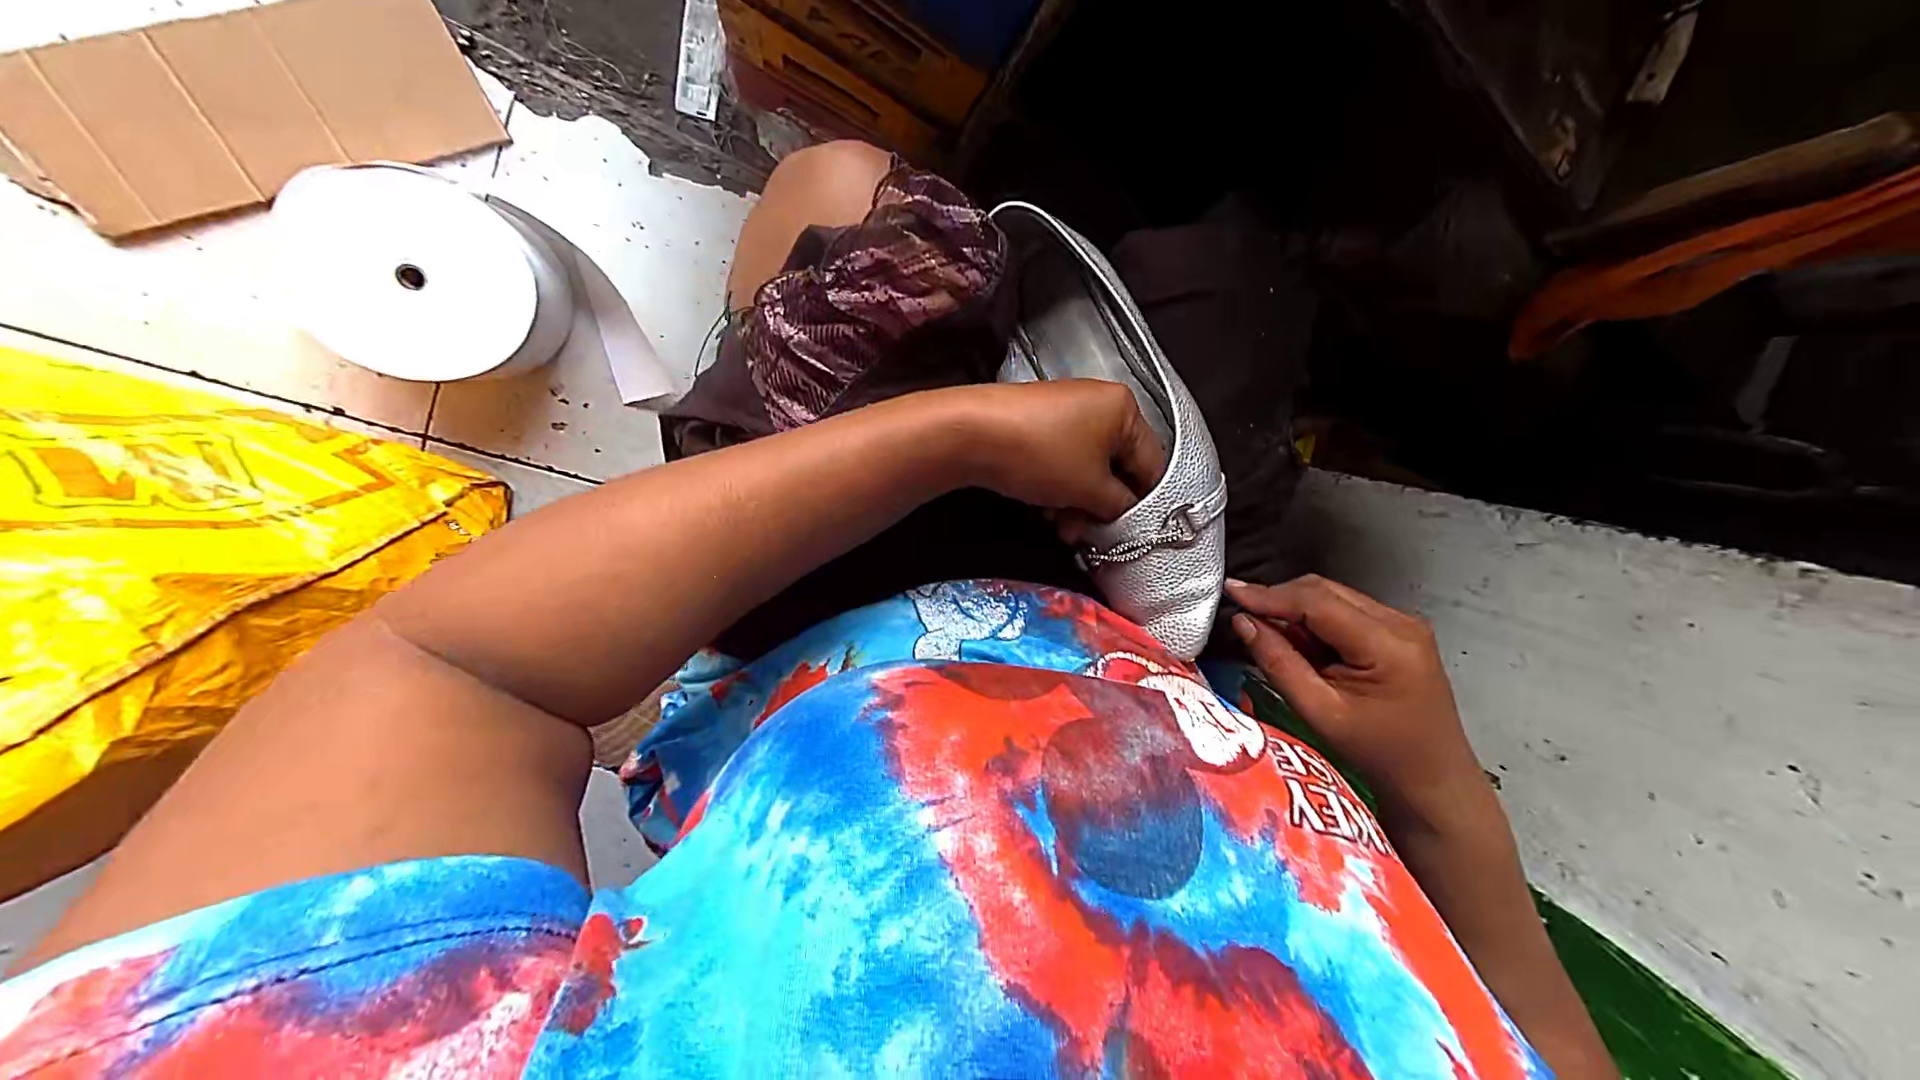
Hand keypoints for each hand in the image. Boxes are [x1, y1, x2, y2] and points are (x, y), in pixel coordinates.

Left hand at [949, 380, 1165, 521]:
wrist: (971, 434)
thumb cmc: (1034, 451)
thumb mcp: (1090, 489)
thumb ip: (1120, 506)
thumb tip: (1126, 514)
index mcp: (1124, 408)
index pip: (1152, 464)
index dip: (1143, 503)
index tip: (1131, 530)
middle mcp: (1097, 404)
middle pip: (1115, 468)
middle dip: (1100, 507)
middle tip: (1089, 533)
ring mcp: (1065, 413)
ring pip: (1086, 470)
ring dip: (1076, 504)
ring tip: (1060, 524)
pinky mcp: (1037, 426)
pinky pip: (1061, 463)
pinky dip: (1057, 488)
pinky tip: (1043, 508)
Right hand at [1227, 575, 1486, 827]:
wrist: (1432, 780)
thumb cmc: (1378, 754)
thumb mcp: (1319, 712)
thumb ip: (1279, 662)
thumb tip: (1243, 622)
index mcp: (1388, 643)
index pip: (1316, 602)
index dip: (1269, 595)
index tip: (1231, 592)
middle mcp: (1401, 622)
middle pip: (1324, 591)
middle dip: (1279, 598)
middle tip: (1242, 613)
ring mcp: (1402, 624)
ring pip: (1331, 596)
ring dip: (1294, 609)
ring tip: (1266, 632)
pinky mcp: (1397, 631)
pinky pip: (1342, 610)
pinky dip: (1312, 620)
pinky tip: (1297, 642)